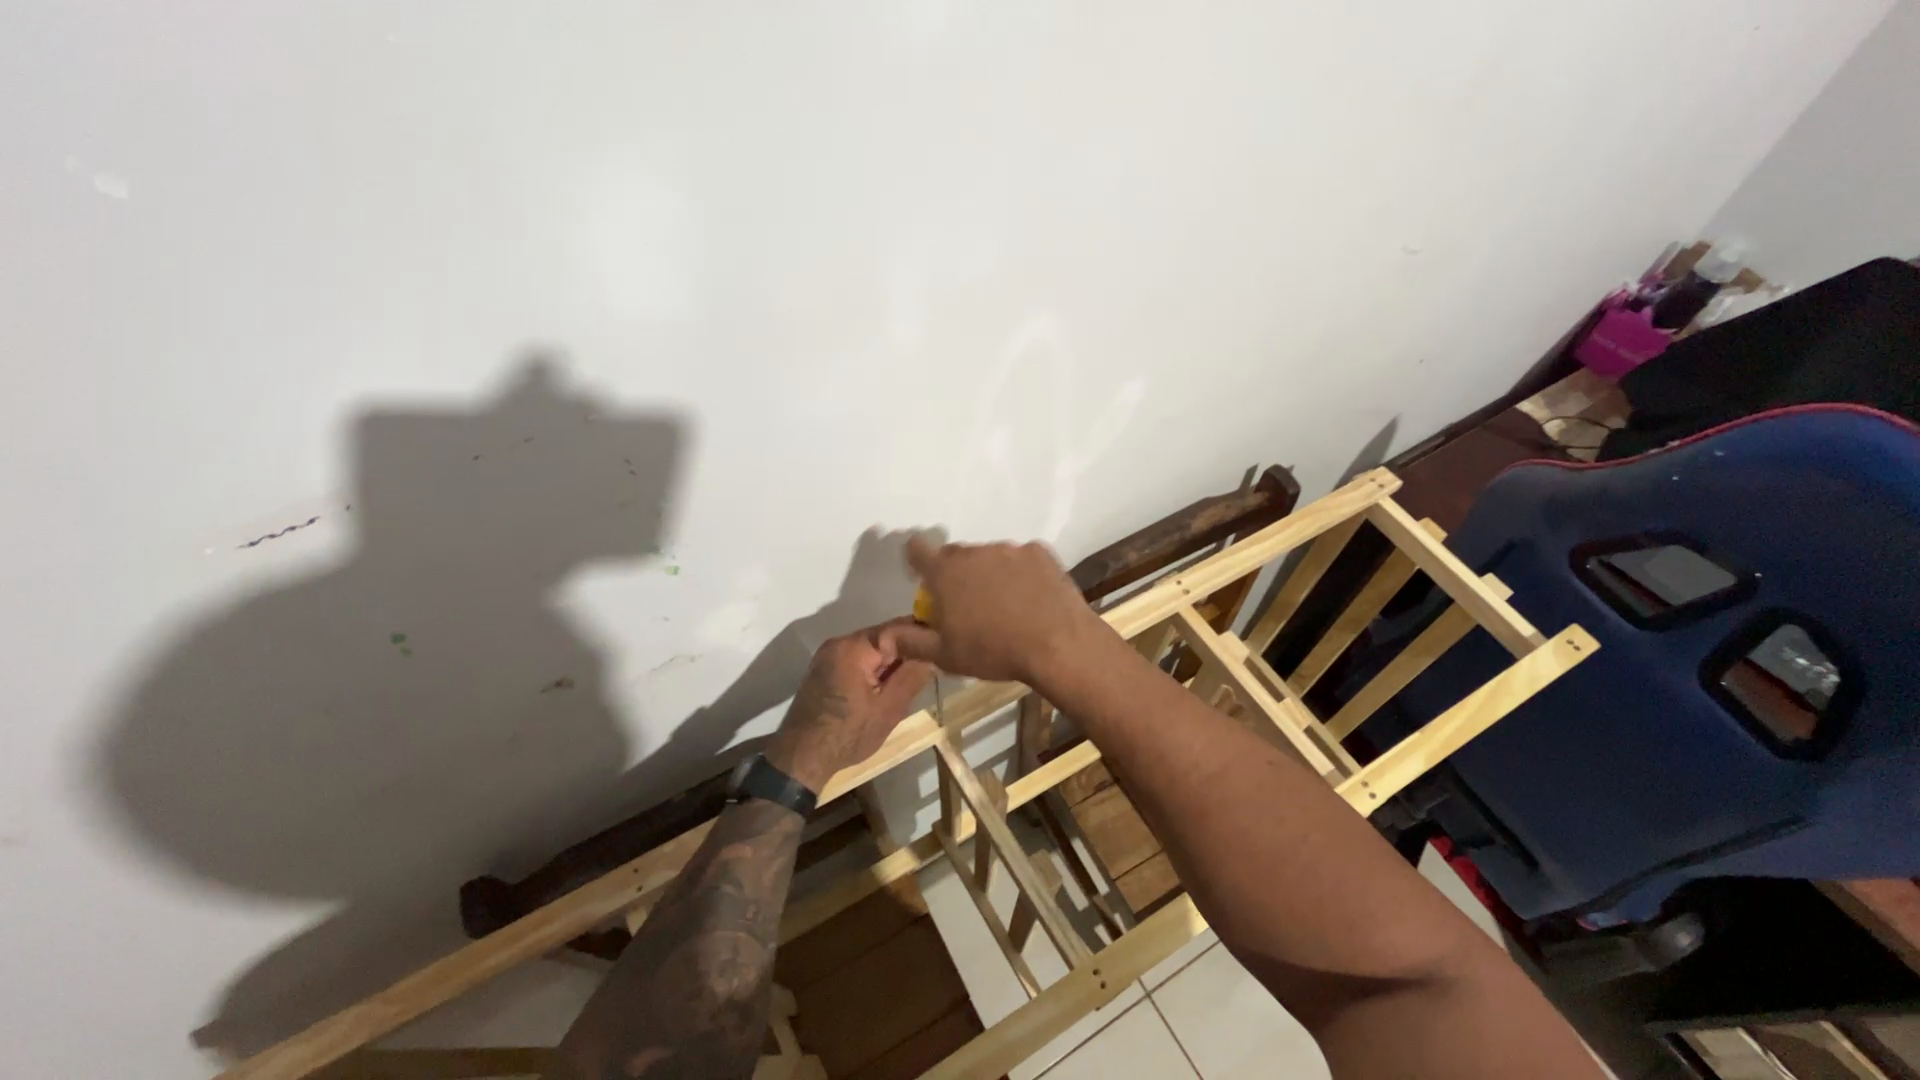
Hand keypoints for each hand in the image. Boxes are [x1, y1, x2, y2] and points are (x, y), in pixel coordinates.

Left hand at [765, 618, 932, 793]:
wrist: (801, 757)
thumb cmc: (848, 734)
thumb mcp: (888, 709)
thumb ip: (912, 676)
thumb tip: (936, 654)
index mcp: (854, 647)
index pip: (898, 629)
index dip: (924, 636)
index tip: (946, 645)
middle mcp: (839, 643)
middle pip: (884, 636)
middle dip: (909, 648)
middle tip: (936, 662)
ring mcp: (828, 655)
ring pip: (872, 648)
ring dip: (893, 659)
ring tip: (918, 673)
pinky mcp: (825, 669)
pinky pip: (858, 658)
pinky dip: (876, 666)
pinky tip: (890, 683)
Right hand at [884, 536, 1109, 685]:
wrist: (1058, 644)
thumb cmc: (994, 651)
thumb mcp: (946, 656)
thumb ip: (911, 642)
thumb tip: (884, 636)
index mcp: (945, 572)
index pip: (917, 549)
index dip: (916, 560)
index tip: (923, 579)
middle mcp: (974, 552)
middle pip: (955, 555)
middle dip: (956, 575)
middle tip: (968, 606)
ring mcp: (1009, 549)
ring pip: (989, 557)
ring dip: (989, 574)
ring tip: (1005, 607)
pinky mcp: (1039, 552)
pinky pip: (1021, 559)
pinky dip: (1021, 574)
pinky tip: (1031, 599)